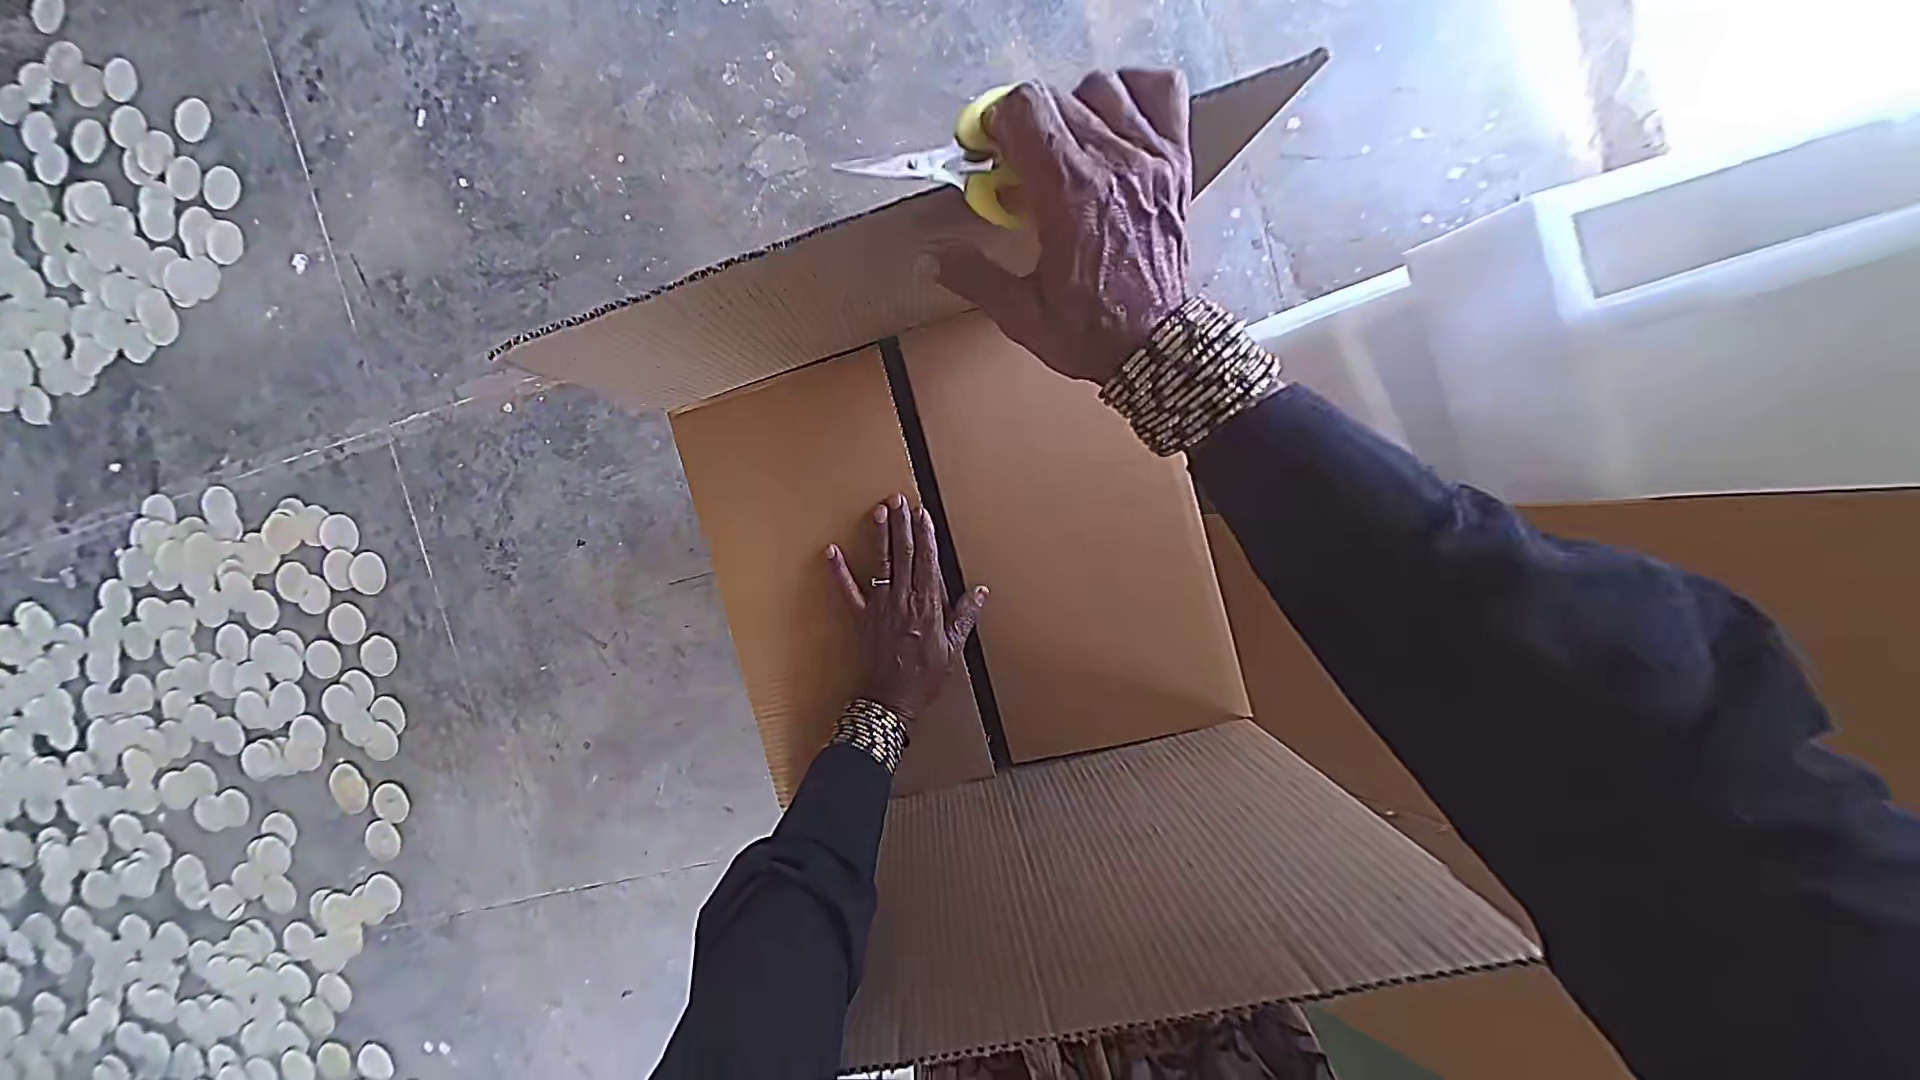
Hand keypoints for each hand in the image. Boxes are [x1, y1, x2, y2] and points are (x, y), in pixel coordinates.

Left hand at [826, 494, 988, 719]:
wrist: (893, 700)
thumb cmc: (926, 676)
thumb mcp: (954, 648)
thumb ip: (965, 616)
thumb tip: (980, 592)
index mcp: (928, 605)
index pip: (928, 561)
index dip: (926, 535)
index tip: (923, 513)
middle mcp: (904, 599)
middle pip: (905, 554)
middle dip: (902, 524)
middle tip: (899, 499)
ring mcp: (880, 606)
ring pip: (881, 563)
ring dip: (880, 536)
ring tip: (879, 511)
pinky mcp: (862, 617)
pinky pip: (848, 590)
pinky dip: (838, 571)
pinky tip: (831, 551)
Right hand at [933, 69, 1192, 384]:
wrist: (1155, 345)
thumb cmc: (1091, 332)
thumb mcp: (1021, 315)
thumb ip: (975, 278)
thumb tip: (929, 258)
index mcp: (1069, 196)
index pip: (1025, 111)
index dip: (996, 123)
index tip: (988, 151)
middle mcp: (1112, 164)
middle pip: (1055, 99)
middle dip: (1025, 125)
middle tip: (1018, 165)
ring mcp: (1149, 158)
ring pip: (1101, 88)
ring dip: (1071, 110)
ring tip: (1061, 148)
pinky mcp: (1175, 163)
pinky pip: (1160, 91)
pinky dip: (1133, 93)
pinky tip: (1112, 122)